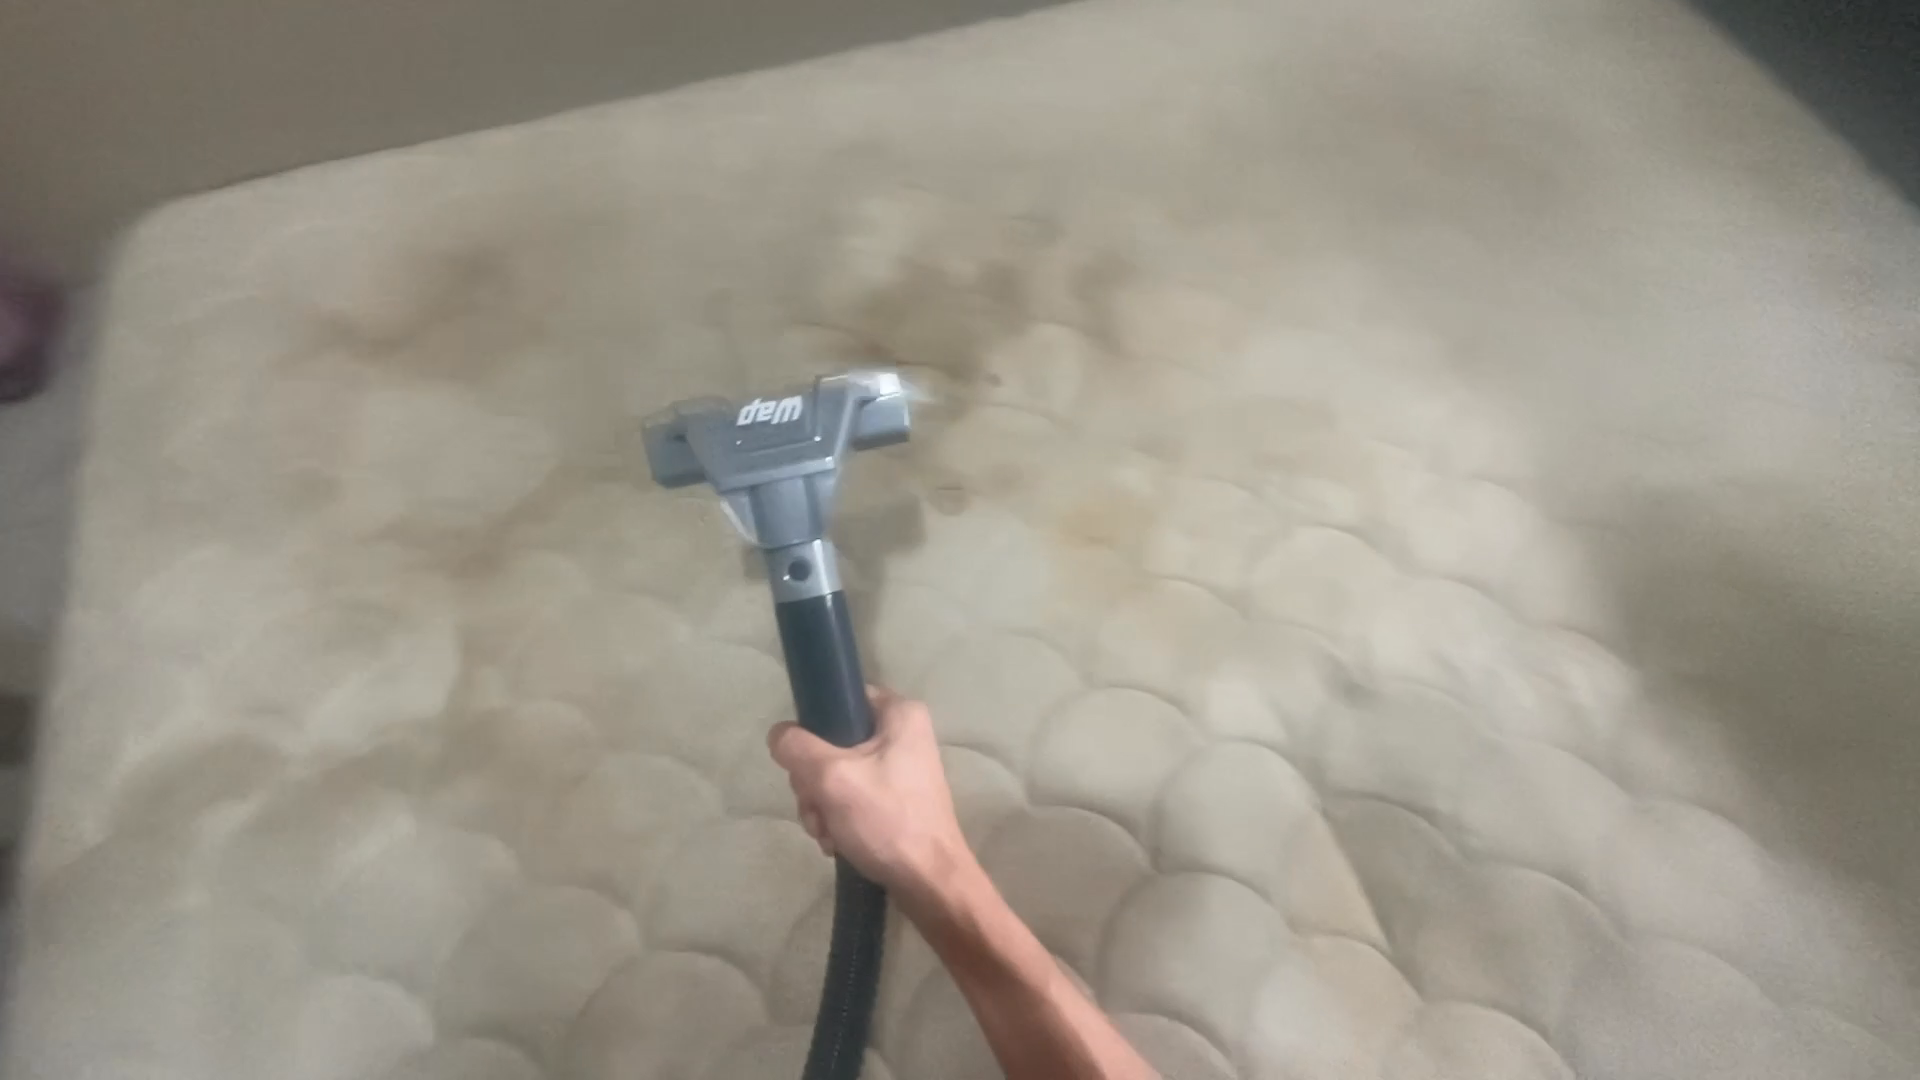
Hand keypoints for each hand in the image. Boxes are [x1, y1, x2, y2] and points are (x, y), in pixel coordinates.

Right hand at [767, 685, 976, 909]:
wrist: (929, 882)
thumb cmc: (886, 819)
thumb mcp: (831, 777)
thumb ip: (797, 748)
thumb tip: (779, 734)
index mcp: (899, 713)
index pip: (843, 697)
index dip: (816, 725)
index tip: (805, 758)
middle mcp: (904, 733)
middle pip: (834, 741)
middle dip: (814, 781)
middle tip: (817, 807)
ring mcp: (901, 767)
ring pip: (838, 772)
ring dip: (822, 804)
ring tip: (827, 834)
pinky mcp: (896, 798)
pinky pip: (853, 795)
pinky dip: (838, 818)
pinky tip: (837, 842)